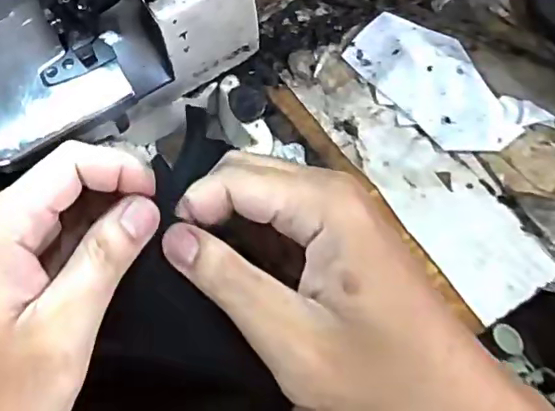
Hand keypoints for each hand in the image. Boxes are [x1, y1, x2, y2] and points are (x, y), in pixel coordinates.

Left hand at [0, 141, 160, 410]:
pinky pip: (60, 235)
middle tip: (163, 207)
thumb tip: (145, 206)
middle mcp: (2, 220)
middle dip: (115, 182)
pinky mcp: (15, 270)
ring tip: (152, 222)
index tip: (159, 190)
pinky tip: (124, 243)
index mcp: (4, 221)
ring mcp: (7, 245)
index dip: (116, 165)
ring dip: (109, 207)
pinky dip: (94, 234)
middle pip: (66, 176)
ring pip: (66, 204)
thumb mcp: (61, 331)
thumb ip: (103, 260)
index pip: (68, 162)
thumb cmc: (0, 395)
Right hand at [162, 152, 539, 410]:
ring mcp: (342, 204)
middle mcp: (333, 187)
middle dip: (210, 202)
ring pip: (262, 186)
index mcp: (325, 202)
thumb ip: (228, 282)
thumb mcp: (295, 342)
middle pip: (247, 170)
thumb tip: (173, 237)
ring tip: (208, 261)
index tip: (170, 245)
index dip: (194, 203)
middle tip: (184, 253)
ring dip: (230, 216)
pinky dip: (255, 229)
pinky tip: (247, 268)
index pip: (234, 176)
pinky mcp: (345, 225)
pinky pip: (283, 208)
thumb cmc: (384, 385)